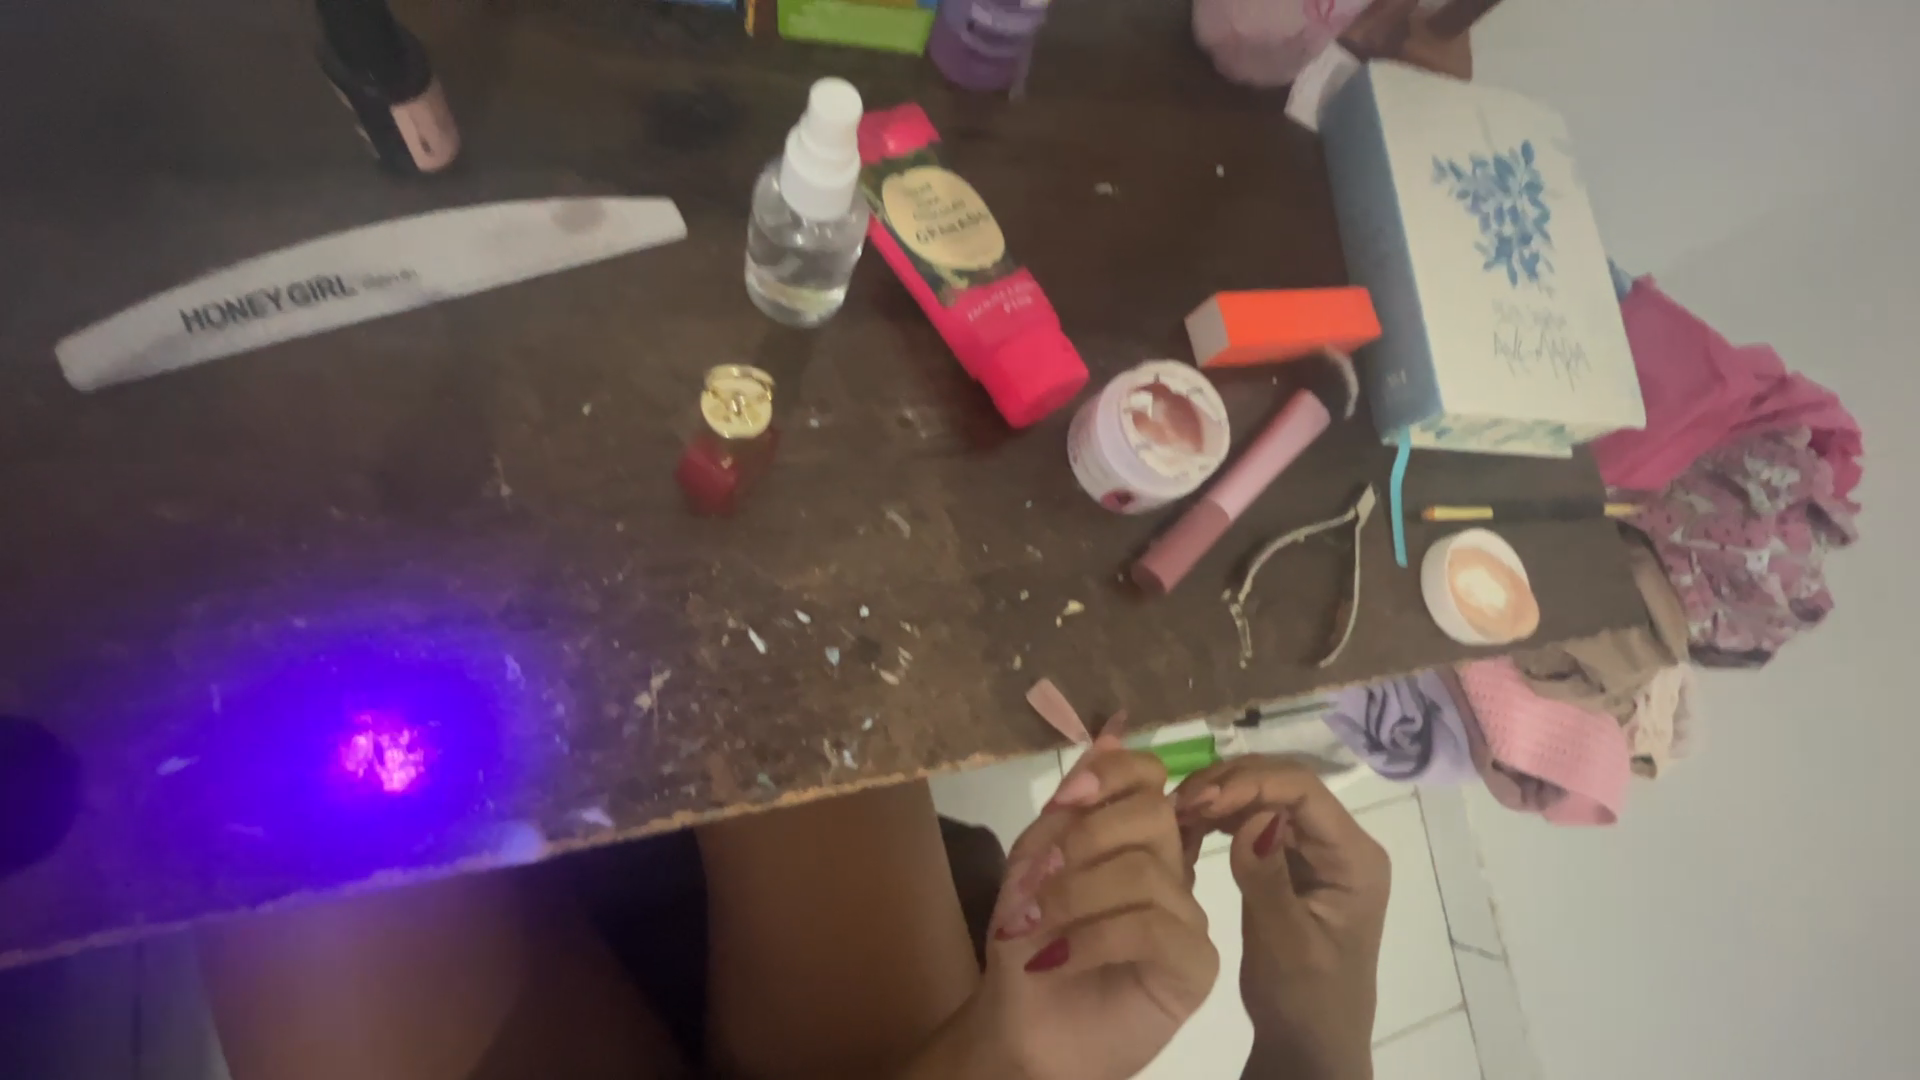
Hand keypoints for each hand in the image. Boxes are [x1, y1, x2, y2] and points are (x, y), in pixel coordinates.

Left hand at [911, 741, 1217, 1079]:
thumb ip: (1070, 805)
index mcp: (1129, 834)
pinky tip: (1058, 958)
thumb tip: (1110, 732)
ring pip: (1146, 872)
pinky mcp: (1196, 964)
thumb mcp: (1033, 860)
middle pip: (1152, 814)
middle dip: (1086, 839)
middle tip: (1040, 879)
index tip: (1070, 797)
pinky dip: (1093, 937)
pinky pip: (1152, 927)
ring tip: (1036, 926)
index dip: (1112, 773)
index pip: (1147, 774)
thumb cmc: (1028, 936)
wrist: (1022, 1022)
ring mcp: (1188, 914)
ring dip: (1075, 896)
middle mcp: (1169, 864)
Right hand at [1174, 756, 1389, 1079]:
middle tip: (1179, 802)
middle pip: (1281, 781)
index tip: (1200, 801)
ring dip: (1218, 794)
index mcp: (1354, 858)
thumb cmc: (1304, 999)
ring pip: (1262, 791)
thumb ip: (1268, 876)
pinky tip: (1189, 824)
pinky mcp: (1288, 854)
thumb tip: (1253, 815)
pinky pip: (1251, 813)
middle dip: (1228, 782)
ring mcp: (1313, 845)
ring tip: (1177, 811)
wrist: (1307, 1044)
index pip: (1303, 790)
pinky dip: (1218, 813)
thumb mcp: (1285, 943)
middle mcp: (1338, 840)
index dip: (1250, 783)